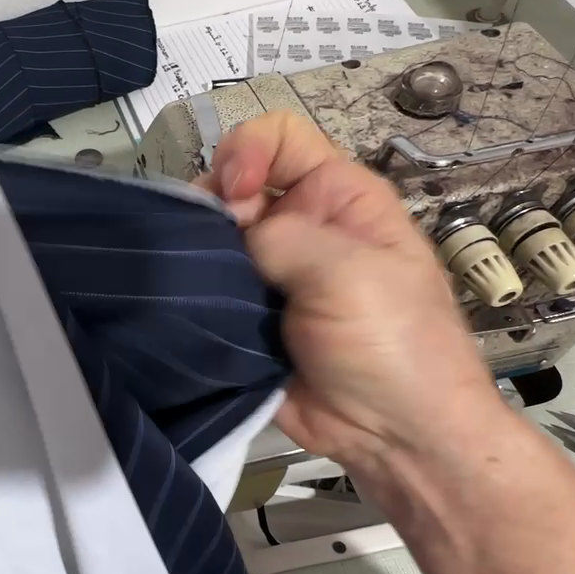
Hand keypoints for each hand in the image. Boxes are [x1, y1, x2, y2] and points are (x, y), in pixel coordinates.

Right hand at [202, 112, 505, 471]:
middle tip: (210, 249)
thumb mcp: (351, 273)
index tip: (234, 197)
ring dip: (192, 252)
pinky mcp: (241, 318)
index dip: (246, 150)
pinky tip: (180, 304)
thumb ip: (281, 237)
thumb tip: (220, 232)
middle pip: (231, 187)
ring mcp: (266, 275)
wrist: (391, 434)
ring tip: (190, 281)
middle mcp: (298, 228)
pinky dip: (186, 292)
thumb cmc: (394, 344)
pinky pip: (202, 290)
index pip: (279, 138)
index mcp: (337, 200)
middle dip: (208, 207)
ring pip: (209, 240)